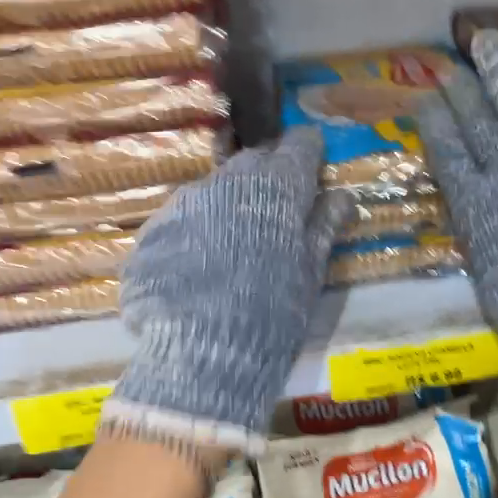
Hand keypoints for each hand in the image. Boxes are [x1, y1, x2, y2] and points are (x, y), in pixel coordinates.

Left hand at [105, 127, 352, 456]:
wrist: (198, 351)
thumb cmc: (271, 313)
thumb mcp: (309, 273)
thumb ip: (324, 227)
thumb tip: (342, 196)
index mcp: (277, 185)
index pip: (300, 145)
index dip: (310, 154)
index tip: (315, 169)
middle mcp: (229, 180)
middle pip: (256, 162)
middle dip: (270, 177)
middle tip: (279, 210)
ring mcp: (186, 201)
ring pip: (218, 189)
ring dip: (232, 205)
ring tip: (237, 245)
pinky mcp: (155, 228)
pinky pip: (187, 218)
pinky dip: (200, 231)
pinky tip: (202, 266)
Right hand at [414, 13, 497, 418]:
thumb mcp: (494, 287)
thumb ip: (489, 252)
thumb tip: (490, 237)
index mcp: (478, 212)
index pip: (449, 160)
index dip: (436, 130)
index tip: (425, 104)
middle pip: (479, 130)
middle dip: (463, 99)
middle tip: (450, 72)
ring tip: (486, 40)